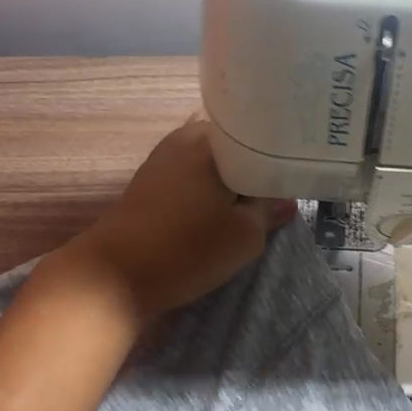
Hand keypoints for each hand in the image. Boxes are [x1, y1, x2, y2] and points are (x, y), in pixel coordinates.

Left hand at [62, 117, 294, 319]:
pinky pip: (191, 178)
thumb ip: (269, 212)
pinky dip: (209, 191)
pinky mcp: (148, 185)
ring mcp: (162, 160)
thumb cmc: (187, 249)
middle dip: (255, 166)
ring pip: (211, 164)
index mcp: (211, 140)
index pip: (258, 133)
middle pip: (233, 146)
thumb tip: (285, 200)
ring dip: (231, 182)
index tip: (298, 171)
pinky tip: (222, 212)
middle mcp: (184, 139)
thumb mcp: (245, 236)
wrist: (114, 277)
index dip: (281, 152)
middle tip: (280, 192)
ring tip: (254, 204)